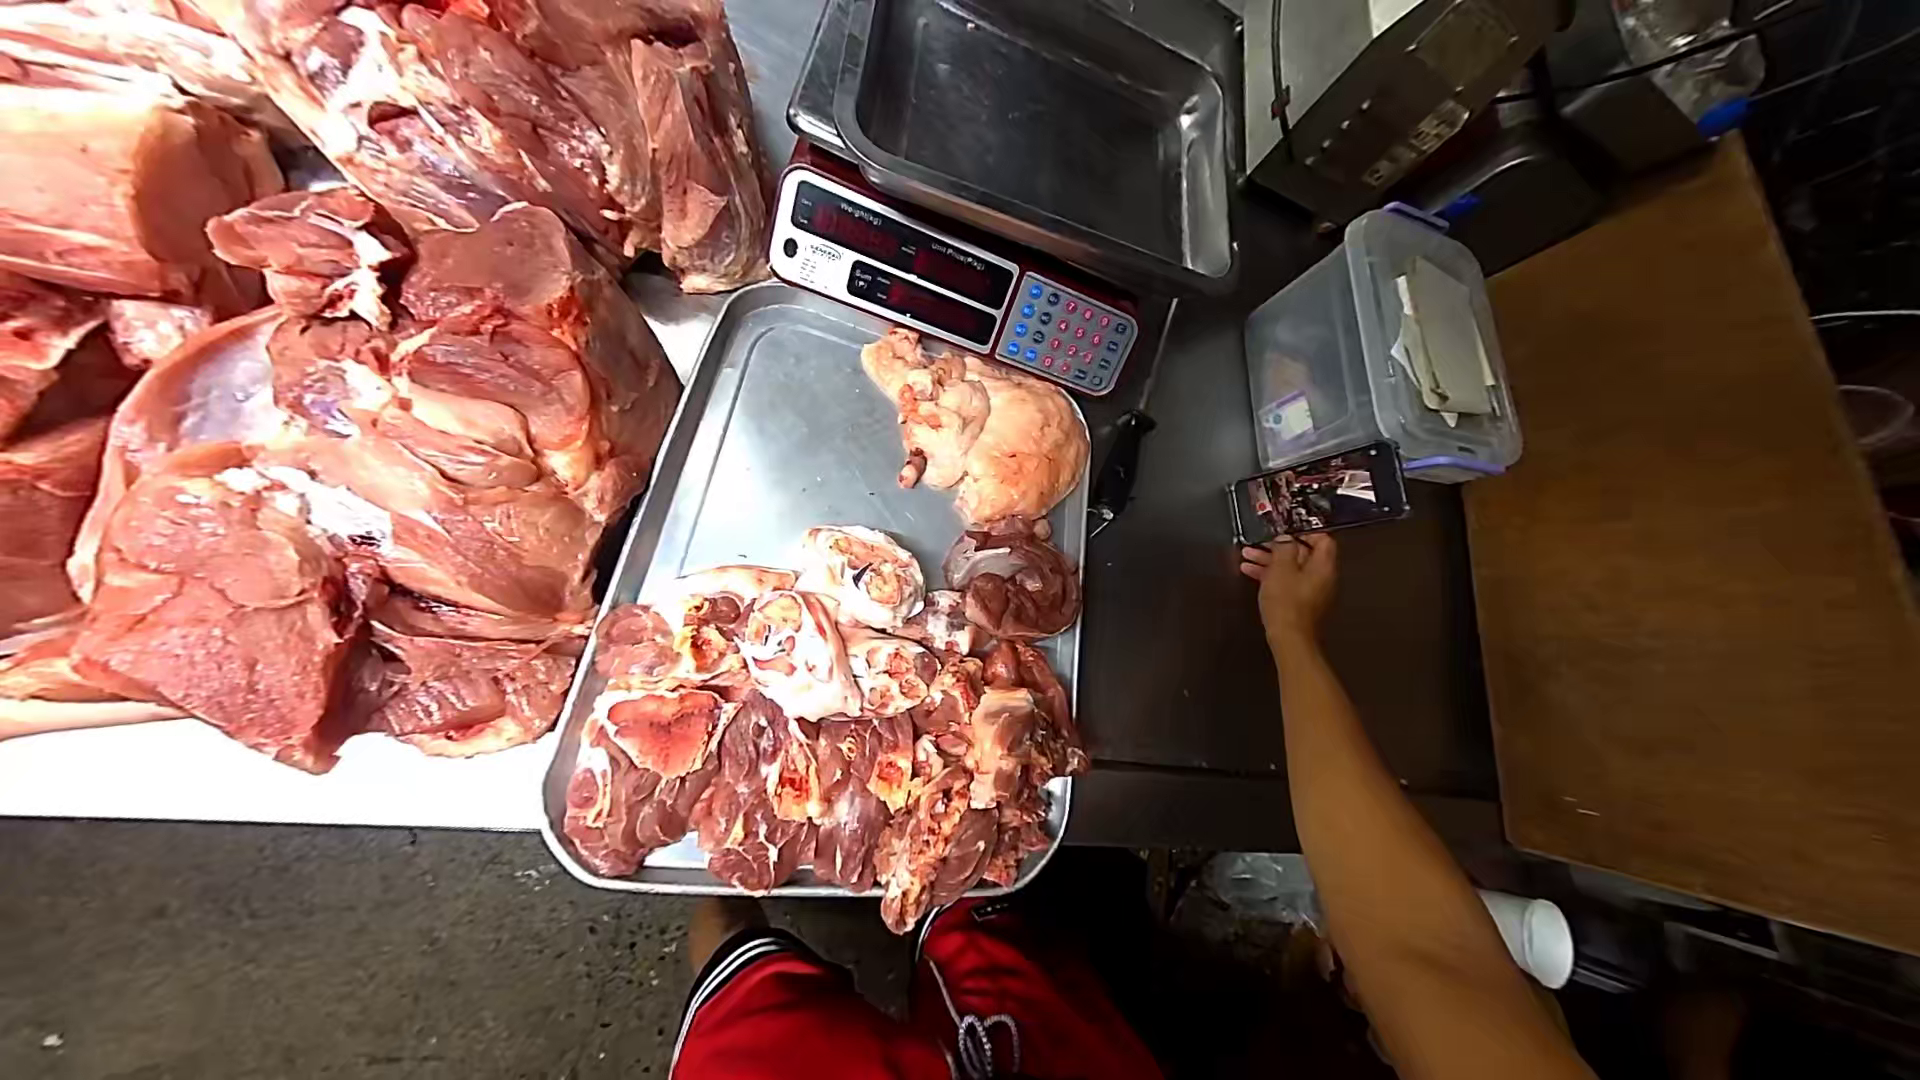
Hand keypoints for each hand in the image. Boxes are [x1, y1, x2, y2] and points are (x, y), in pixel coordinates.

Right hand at [1240, 534, 1337, 645]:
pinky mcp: (1301, 602)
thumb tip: (1286, 538)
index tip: (1285, 531)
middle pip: (1304, 554)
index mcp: (1323, 566)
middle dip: (1279, 547)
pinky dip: (1272, 575)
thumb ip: (1284, 548)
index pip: (1322, 539)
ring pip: (1292, 568)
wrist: (1288, 637)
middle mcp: (1322, 577)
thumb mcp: (1280, 569)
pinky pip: (1288, 582)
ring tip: (1249, 557)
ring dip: (1271, 561)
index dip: (1303, 532)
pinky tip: (1254, 573)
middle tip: (1261, 544)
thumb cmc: (1287, 605)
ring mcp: (1312, 591)